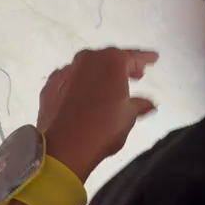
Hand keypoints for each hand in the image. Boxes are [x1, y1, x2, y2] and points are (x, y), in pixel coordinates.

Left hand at [37, 48, 157, 180]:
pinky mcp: (51, 85)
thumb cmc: (104, 127)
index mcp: (112, 61)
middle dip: (122, 66)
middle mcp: (89, 58)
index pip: (134, 56)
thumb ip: (139, 104)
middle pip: (109, 58)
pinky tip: (82, 94)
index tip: (154, 58)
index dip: (145, 58)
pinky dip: (78, 84)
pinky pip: (70, 79)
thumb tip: (149, 103)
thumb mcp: (129, 116)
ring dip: (99, 74)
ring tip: (108, 87)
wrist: (64, 147)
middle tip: (135, 75)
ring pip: (87, 67)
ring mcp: (67, 70)